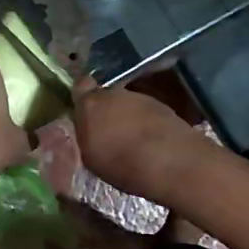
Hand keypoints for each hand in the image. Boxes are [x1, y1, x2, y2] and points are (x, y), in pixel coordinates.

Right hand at [70, 78, 198, 195]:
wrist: (167, 161)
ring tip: (134, 140)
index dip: (83, 95)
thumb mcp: (90, 156)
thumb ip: (88, 134)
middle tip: (111, 130)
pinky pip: (148, 112)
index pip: (81, 86)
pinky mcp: (163, 106)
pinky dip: (148, 123)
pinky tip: (152, 142)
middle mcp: (114, 94)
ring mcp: (140, 97)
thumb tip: (91, 129)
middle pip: (107, 95)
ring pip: (129, 103)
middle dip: (108, 109)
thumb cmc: (119, 163)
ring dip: (130, 116)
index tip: (85, 109)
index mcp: (90, 104)